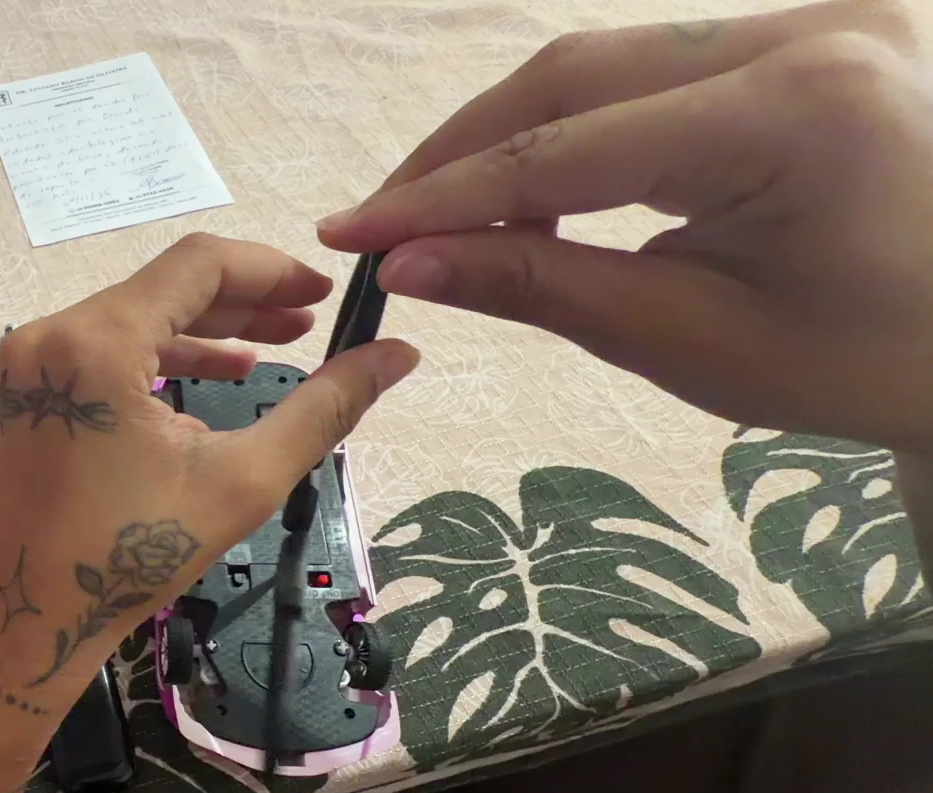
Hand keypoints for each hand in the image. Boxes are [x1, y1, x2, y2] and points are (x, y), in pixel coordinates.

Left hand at [0, 233, 417, 727]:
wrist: (35, 613)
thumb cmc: (133, 555)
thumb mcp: (241, 480)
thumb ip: (322, 409)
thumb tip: (399, 354)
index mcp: (93, 344)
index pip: (195, 264)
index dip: (269, 270)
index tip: (320, 294)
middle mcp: (44, 337)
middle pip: (158, 291)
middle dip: (237, 306)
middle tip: (304, 326)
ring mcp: (21, 367)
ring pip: (123, 323)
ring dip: (194, 338)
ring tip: (261, 357)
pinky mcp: (14, 395)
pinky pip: (90, 357)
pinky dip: (145, 366)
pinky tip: (197, 391)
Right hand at [317, 0, 932, 459]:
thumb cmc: (851, 357)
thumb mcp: (672, 334)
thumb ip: (531, 284)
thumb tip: (404, 266)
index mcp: (792, 112)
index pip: (553, 153)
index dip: (429, 200)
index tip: (341, 235)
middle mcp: (805, 31)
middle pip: (563, 80)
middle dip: (449, 158)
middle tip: (373, 228)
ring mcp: (806, 24)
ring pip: (590, 70)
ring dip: (490, 145)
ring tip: (432, 222)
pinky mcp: (794, 44)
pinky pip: (633, 79)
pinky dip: (550, 139)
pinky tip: (520, 199)